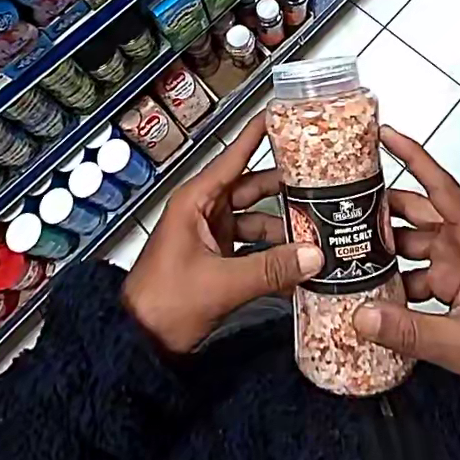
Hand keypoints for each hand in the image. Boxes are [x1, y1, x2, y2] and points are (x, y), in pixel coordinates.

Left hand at [122, 114, 322, 353]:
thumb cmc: (162, 304)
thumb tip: (314, 256)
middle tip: (324, 178)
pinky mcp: (219, 256)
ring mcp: (213, 233)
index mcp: (197, 200)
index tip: (285, 113)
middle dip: (288, 186)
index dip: (260, 133)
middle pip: (255, 187)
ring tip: (319, 227)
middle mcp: (206, 210)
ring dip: (285, 225)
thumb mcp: (221, 283)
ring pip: (259, 217)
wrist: (135, 346)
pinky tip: (299, 261)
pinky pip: (255, 244)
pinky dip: (275, 251)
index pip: (235, 156)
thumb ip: (271, 269)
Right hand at [351, 127, 459, 418]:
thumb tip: (363, 315)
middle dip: (384, 204)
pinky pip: (416, 274)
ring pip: (415, 244)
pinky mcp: (454, 289)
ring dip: (386, 247)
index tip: (388, 136)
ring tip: (348, 245)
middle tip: (346, 198)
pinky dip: (394, 279)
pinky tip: (370, 289)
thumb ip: (409, 330)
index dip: (414, 157)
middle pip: (420, 213)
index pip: (443, 188)